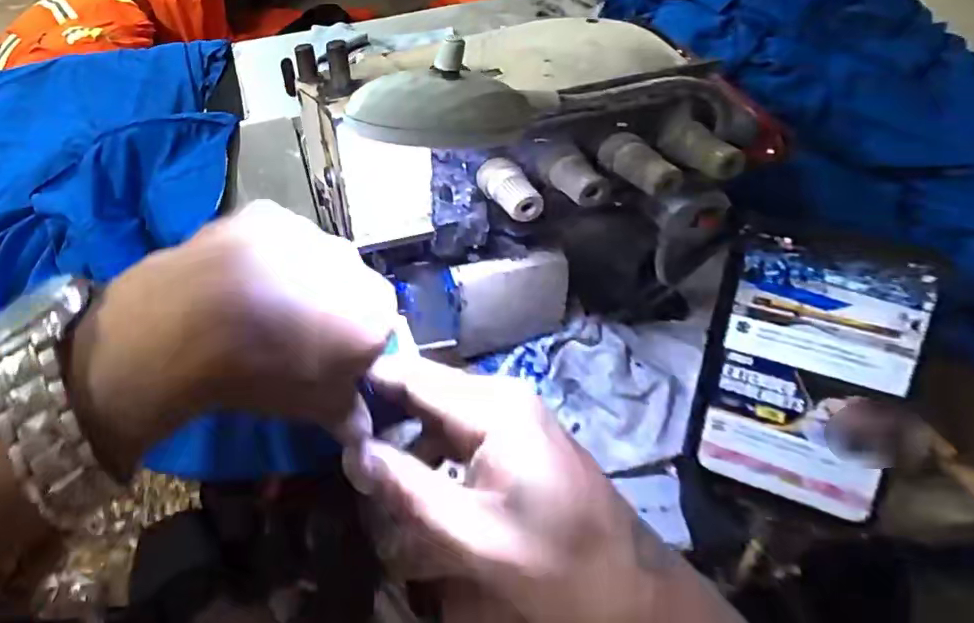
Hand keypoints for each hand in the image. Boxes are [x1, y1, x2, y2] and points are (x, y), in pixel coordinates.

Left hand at [68, 200, 397, 471]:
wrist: (196, 320)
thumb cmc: (266, 371)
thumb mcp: (314, 409)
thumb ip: (349, 414)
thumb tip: (360, 428)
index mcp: (374, 310)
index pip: (381, 328)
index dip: (355, 345)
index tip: (328, 361)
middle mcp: (350, 262)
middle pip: (347, 285)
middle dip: (327, 304)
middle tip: (289, 333)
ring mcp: (307, 230)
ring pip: (310, 255)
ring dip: (295, 273)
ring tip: (254, 303)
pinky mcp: (266, 212)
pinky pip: (273, 235)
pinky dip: (262, 250)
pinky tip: (235, 274)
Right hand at [347, 357, 713, 622]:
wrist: (642, 598)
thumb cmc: (562, 569)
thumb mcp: (478, 539)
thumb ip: (409, 492)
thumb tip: (352, 455)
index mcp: (493, 406)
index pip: (409, 375)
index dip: (365, 390)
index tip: (330, 416)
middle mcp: (501, 392)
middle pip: (421, 387)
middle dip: (383, 417)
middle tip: (352, 454)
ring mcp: (513, 408)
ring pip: (436, 406)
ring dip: (405, 436)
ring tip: (379, 475)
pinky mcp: (518, 429)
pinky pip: (459, 424)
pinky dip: (432, 446)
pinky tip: (421, 481)